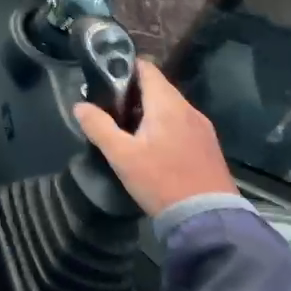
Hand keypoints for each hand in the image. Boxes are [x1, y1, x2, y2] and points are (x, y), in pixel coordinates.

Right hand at [72, 59, 236, 216]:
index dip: (124, 67)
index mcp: (168, 105)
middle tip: (110, 106)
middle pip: (158, 87)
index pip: (146, 68)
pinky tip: (153, 145)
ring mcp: (203, 130)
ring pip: (171, 107)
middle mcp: (189, 110)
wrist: (210, 223)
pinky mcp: (210, 148)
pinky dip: (165, 125)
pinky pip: (182, 124)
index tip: (104, 77)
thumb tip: (80, 106)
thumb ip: (98, 126)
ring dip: (149, 110)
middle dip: (133, 92)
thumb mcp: (121, 155)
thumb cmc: (162, 181)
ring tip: (128, 127)